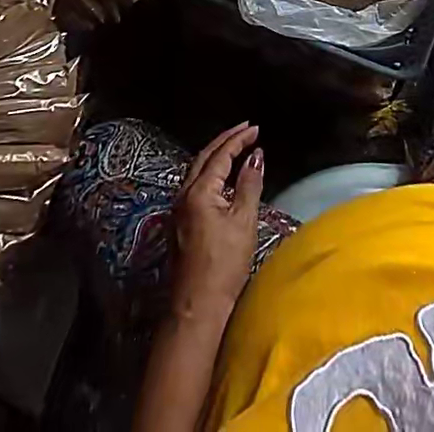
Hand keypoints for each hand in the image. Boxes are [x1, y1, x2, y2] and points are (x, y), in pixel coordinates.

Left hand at [170, 122, 264, 322]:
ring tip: (235, 148)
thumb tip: (256, 156)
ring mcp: (177, 209)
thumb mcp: (243, 221)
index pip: (220, 155)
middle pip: (204, 157)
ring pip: (197, 171)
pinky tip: (221, 179)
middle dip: (225, 141)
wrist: (197, 305)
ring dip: (216, 156)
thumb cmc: (224, 264)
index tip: (255, 128)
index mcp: (198, 191)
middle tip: (245, 130)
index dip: (238, 139)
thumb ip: (249, 184)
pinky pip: (194, 186)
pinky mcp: (179, 223)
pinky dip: (210, 173)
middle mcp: (183, 194)